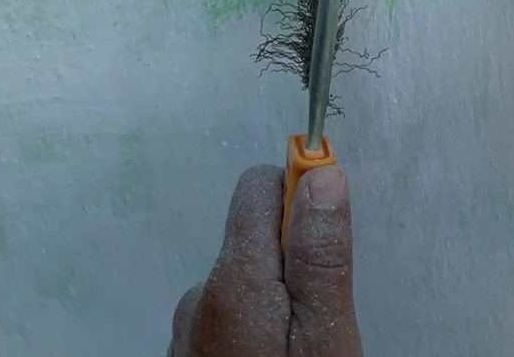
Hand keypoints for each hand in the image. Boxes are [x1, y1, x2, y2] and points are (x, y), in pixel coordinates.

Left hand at [168, 164, 362, 356]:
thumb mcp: (324, 332)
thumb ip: (321, 252)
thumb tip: (323, 173)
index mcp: (232, 278)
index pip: (260, 185)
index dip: (300, 195)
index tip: (326, 235)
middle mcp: (199, 297)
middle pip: (256, 236)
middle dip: (293, 258)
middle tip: (320, 314)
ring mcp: (187, 332)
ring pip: (245, 279)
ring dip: (274, 296)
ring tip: (298, 348)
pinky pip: (229, 315)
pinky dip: (254, 325)